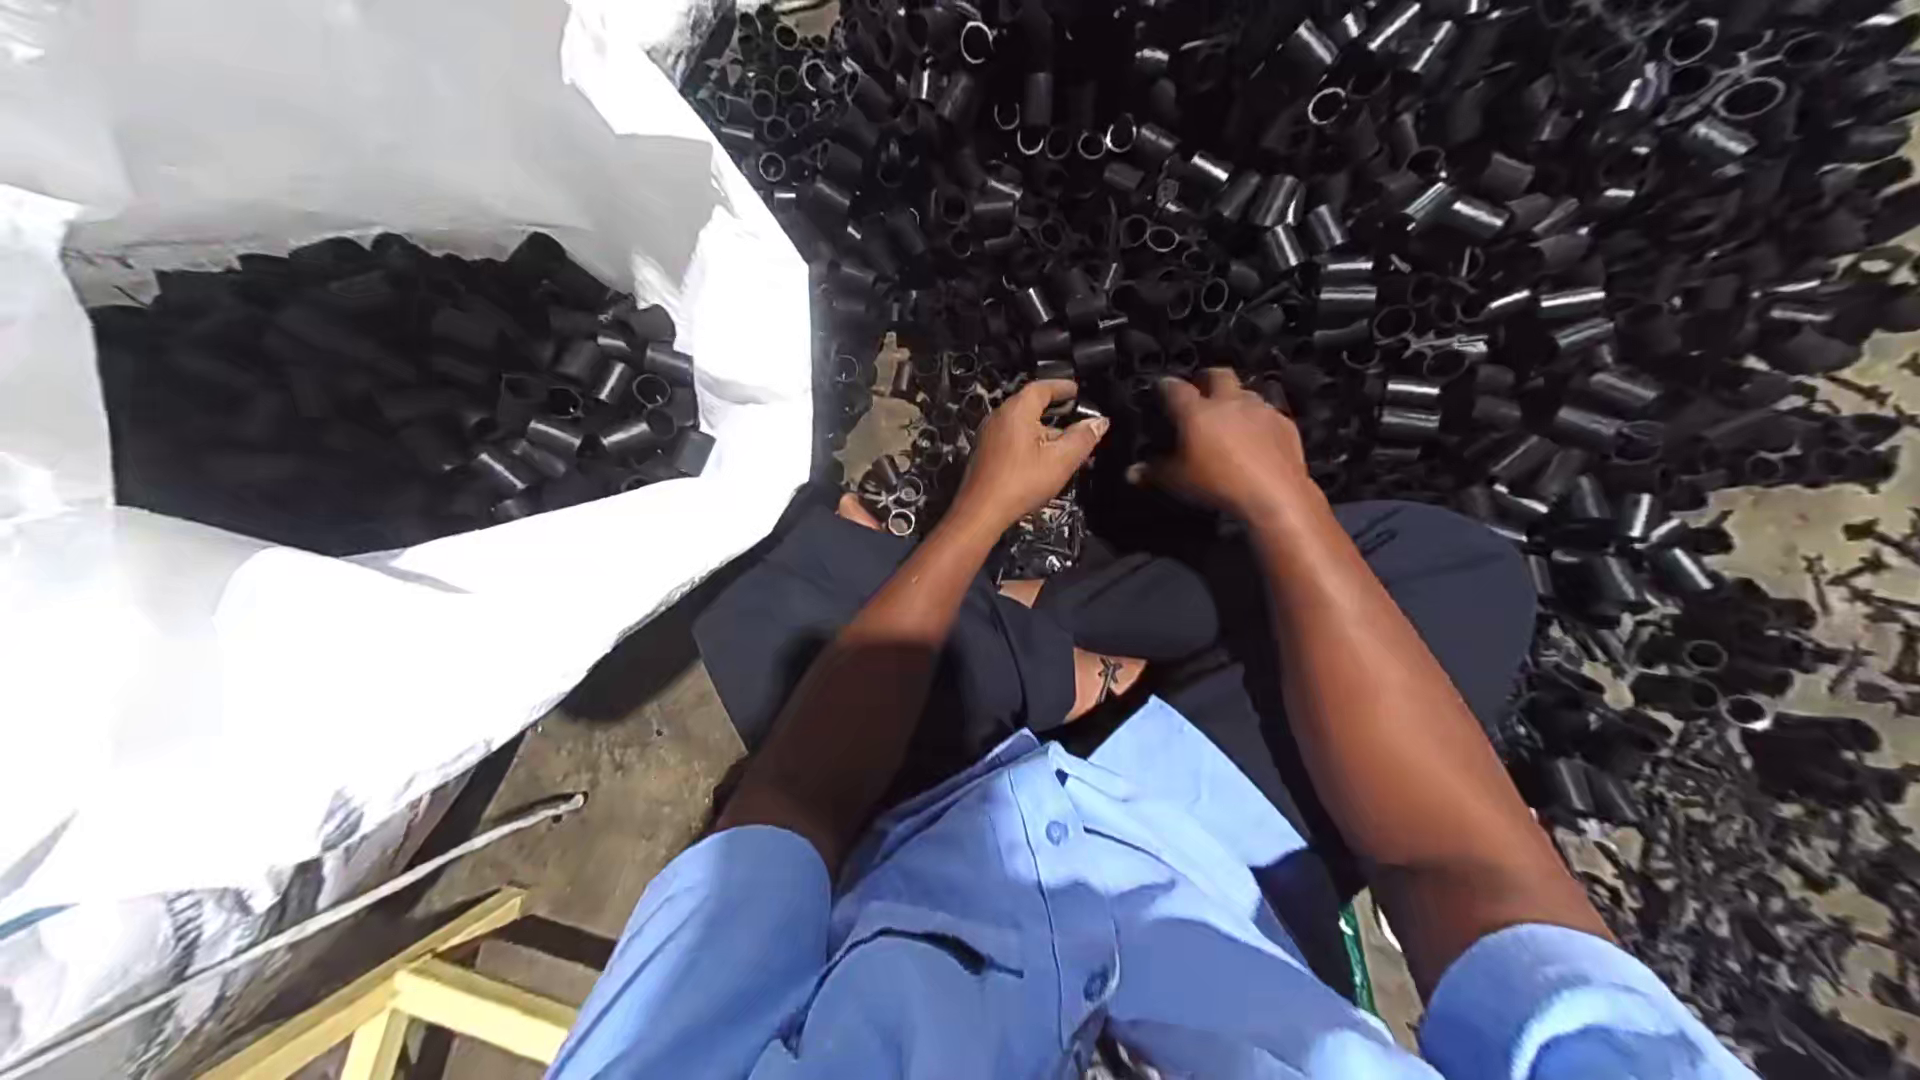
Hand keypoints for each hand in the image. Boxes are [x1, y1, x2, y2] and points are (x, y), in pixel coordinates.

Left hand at [951, 379, 1107, 530]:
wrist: (981, 512)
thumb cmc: (1021, 483)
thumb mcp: (1061, 460)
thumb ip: (1083, 438)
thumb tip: (1099, 422)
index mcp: (1017, 411)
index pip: (1042, 388)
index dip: (1062, 387)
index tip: (1076, 390)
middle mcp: (999, 418)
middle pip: (1031, 406)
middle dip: (1056, 413)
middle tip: (1076, 419)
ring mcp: (989, 436)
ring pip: (1022, 426)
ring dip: (1044, 432)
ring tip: (1065, 445)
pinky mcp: (985, 454)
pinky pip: (1012, 440)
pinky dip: (1030, 443)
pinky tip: (1043, 461)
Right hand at [1135, 367, 1315, 522]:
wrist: (1274, 493)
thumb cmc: (1218, 484)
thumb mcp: (1177, 482)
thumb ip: (1152, 473)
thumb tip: (1131, 473)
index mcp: (1197, 412)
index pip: (1175, 388)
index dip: (1166, 386)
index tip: (1161, 388)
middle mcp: (1228, 402)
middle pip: (1217, 374)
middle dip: (1205, 378)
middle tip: (1199, 390)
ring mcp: (1259, 409)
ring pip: (1245, 390)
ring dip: (1234, 397)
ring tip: (1227, 414)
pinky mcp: (1283, 423)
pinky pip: (1267, 412)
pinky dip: (1257, 418)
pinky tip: (1255, 435)